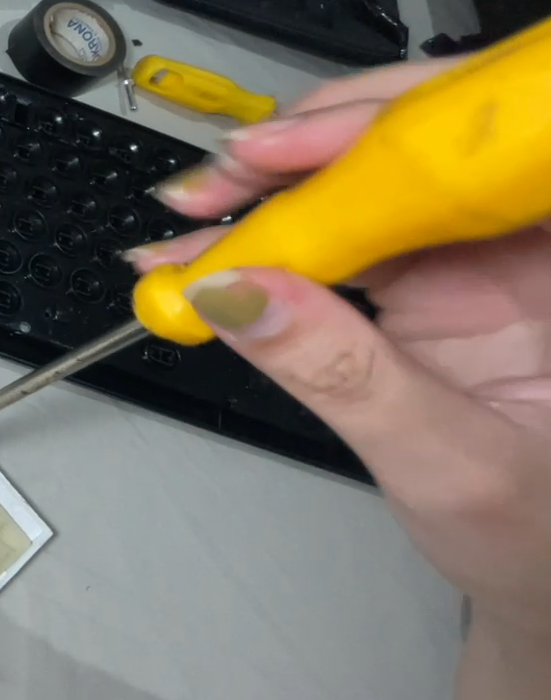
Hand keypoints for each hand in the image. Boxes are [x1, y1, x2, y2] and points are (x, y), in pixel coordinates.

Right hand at [131, 59, 550, 637]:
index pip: (507, 152)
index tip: (279, 149)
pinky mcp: (428, 272)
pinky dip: (258, 234)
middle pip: (430, 143)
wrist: (544, 570)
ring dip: (266, 188)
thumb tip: (230, 290)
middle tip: (214, 179)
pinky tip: (198, 248)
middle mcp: (542, 242)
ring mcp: (486, 253)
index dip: (392, 128)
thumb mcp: (449, 466)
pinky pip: (336, 226)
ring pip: (371, 175)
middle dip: (310, 147)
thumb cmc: (545, 539)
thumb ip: (339, 374)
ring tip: (185, 215)